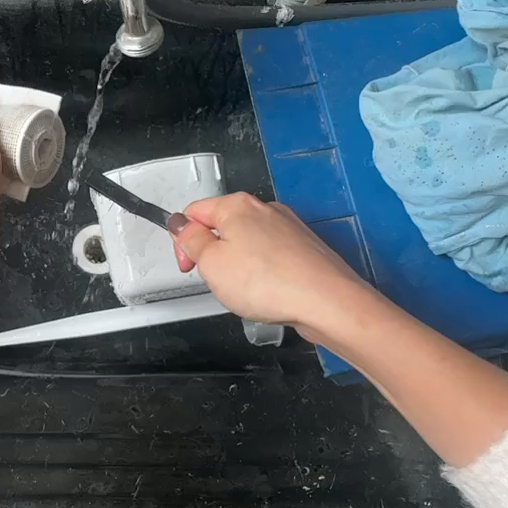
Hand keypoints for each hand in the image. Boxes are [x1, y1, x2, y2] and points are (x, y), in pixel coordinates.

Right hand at [172, 192, 375, 335]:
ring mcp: (287, 227)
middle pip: (221, 227)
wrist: (326, 302)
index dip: (184, 242)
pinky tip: (267, 292)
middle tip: (217, 281)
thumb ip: (190, 240)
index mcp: (236, 205)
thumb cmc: (269, 282)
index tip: (189, 265)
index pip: (193, 213)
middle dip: (213, 255)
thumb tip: (181, 225)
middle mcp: (264, 209)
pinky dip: (262, 273)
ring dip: (238, 266)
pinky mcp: (302, 248)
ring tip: (246, 290)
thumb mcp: (210, 263)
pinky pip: (269, 257)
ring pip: (246, 244)